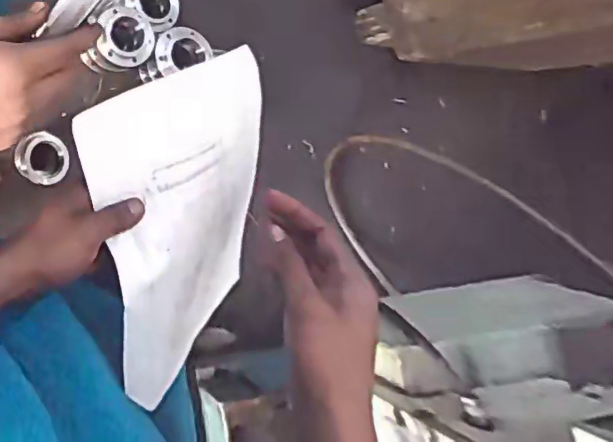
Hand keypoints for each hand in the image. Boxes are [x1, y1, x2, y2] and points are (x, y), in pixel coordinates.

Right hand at [0, 3, 98, 158]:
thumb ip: (15, 23)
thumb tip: (41, 14)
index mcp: (20, 67)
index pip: (67, 50)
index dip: (85, 38)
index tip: (93, 30)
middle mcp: (28, 99)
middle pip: (73, 77)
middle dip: (76, 59)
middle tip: (65, 44)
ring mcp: (23, 123)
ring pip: (61, 99)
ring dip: (63, 81)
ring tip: (44, 65)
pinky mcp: (14, 140)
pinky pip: (43, 116)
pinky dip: (45, 100)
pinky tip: (25, 89)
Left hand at [0, 185, 143, 292]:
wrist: (20, 275)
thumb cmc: (54, 248)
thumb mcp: (88, 232)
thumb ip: (113, 218)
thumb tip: (139, 202)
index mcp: (76, 195)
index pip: (105, 182)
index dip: (126, 184)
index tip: (152, 183)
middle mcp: (74, 207)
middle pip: (104, 205)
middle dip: (126, 208)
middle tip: (158, 208)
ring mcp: (71, 228)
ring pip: (101, 226)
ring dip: (119, 230)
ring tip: (151, 229)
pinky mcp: (69, 248)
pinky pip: (95, 244)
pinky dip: (108, 248)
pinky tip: (129, 254)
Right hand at [262, 189, 378, 440]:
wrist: (330, 415)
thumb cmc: (325, 358)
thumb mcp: (306, 305)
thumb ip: (290, 264)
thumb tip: (274, 228)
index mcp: (353, 282)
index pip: (325, 234)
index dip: (298, 212)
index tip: (270, 197)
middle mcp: (346, 290)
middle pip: (318, 247)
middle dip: (291, 225)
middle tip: (261, 207)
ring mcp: (331, 307)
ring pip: (308, 263)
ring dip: (286, 244)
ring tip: (260, 227)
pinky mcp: (317, 322)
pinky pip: (300, 281)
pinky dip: (284, 266)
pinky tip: (266, 262)